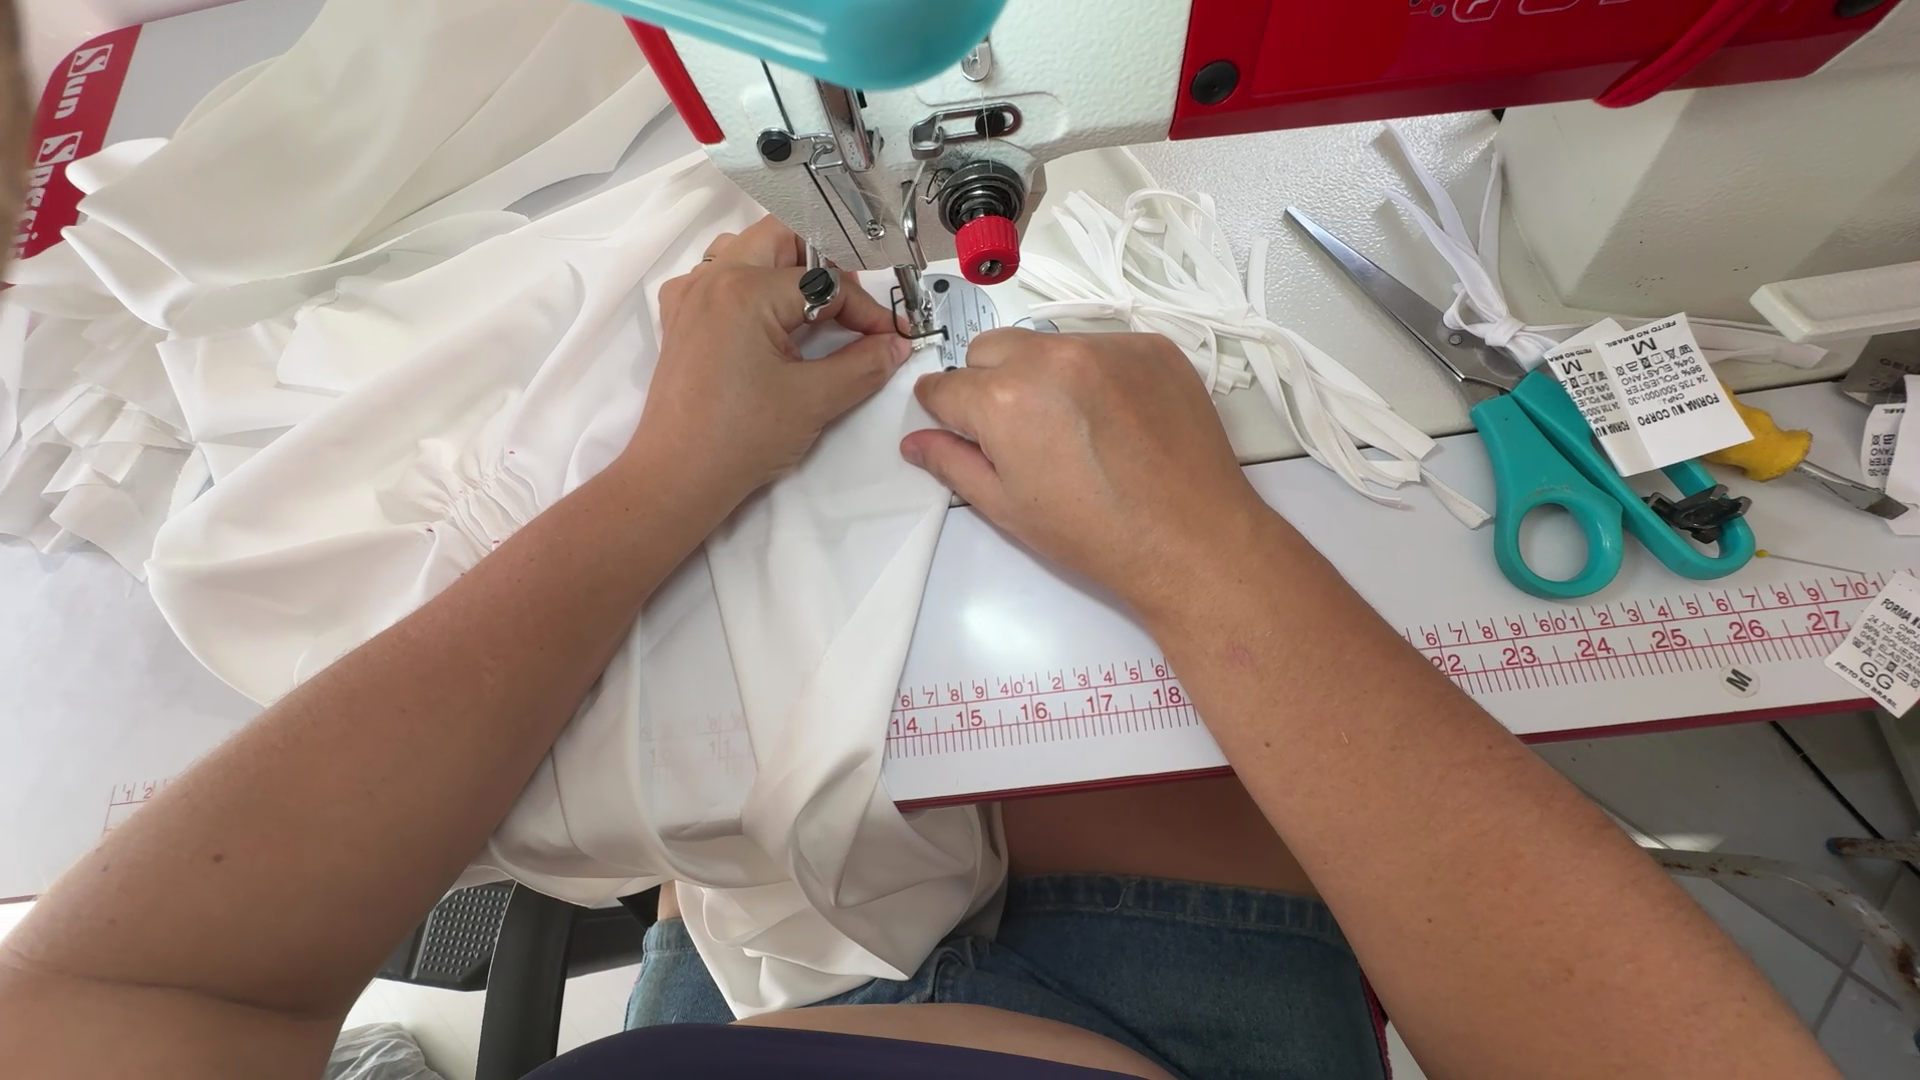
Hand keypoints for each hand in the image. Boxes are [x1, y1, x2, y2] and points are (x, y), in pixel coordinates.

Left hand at [631, 216, 912, 504]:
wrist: (678, 477)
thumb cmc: (742, 438)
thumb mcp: (815, 400)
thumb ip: (864, 365)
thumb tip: (896, 344)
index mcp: (745, 290)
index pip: (824, 281)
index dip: (865, 309)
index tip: (888, 337)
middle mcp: (712, 279)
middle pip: (781, 238)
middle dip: (825, 265)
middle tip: (851, 308)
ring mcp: (690, 296)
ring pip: (746, 251)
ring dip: (786, 268)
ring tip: (813, 309)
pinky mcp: (681, 319)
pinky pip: (721, 277)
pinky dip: (753, 285)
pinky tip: (770, 322)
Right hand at [901, 329, 1274, 618]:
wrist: (1191, 538)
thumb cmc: (1095, 534)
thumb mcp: (1008, 508)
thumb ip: (952, 464)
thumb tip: (914, 442)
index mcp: (1004, 400)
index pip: (945, 387)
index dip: (942, 410)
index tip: (951, 422)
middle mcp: (1052, 358)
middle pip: (989, 350)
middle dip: (986, 383)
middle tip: (1014, 431)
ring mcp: (1106, 346)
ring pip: (1045, 343)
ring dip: (1040, 374)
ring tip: (1070, 427)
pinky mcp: (1151, 347)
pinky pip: (1099, 345)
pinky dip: (1092, 373)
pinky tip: (1111, 418)